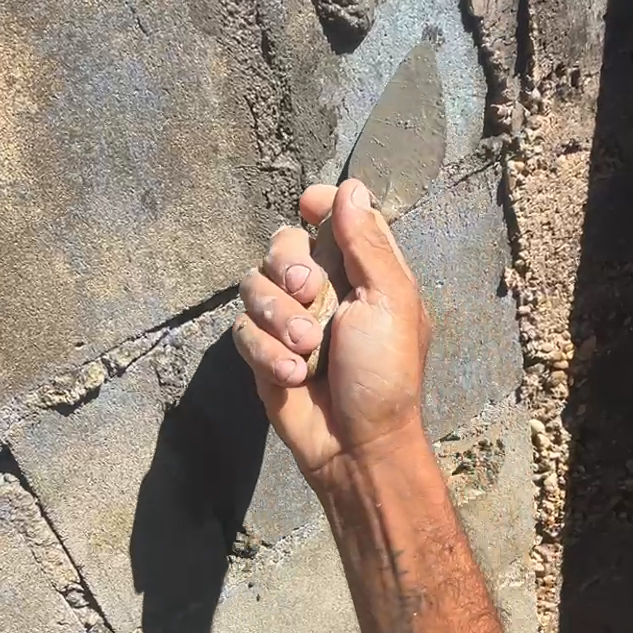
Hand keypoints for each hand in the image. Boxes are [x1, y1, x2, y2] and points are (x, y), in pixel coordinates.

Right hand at [233, 179, 431, 489]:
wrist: (357, 444)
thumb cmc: (386, 375)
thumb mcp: (390, 303)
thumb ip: (367, 245)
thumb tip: (350, 188)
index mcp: (359, 273)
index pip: (332, 218)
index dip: (320, 205)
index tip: (310, 207)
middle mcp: (321, 290)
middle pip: (281, 244)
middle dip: (289, 266)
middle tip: (310, 293)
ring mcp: (287, 321)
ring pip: (253, 286)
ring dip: (277, 317)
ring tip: (305, 348)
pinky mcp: (262, 352)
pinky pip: (242, 331)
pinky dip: (266, 353)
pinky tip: (293, 375)